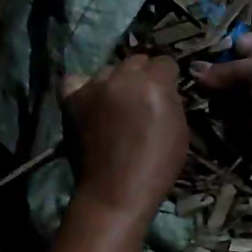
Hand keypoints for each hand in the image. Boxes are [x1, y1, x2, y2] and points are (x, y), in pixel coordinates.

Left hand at [62, 55, 188, 215]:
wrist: (116, 191)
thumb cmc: (157, 166)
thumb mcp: (180, 129)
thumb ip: (172, 100)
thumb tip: (166, 88)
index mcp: (155, 84)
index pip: (165, 62)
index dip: (168, 78)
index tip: (168, 93)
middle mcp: (123, 77)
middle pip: (136, 61)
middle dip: (143, 76)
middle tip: (143, 100)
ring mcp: (94, 86)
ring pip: (109, 69)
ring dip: (117, 82)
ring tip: (117, 104)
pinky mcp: (71, 98)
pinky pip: (77, 80)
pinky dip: (85, 87)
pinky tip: (92, 99)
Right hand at [196, 33, 251, 169]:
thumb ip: (227, 70)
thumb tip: (194, 69)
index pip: (240, 46)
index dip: (223, 56)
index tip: (203, 70)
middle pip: (231, 84)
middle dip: (224, 95)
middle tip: (224, 103)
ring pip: (234, 114)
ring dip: (239, 121)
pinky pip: (248, 138)